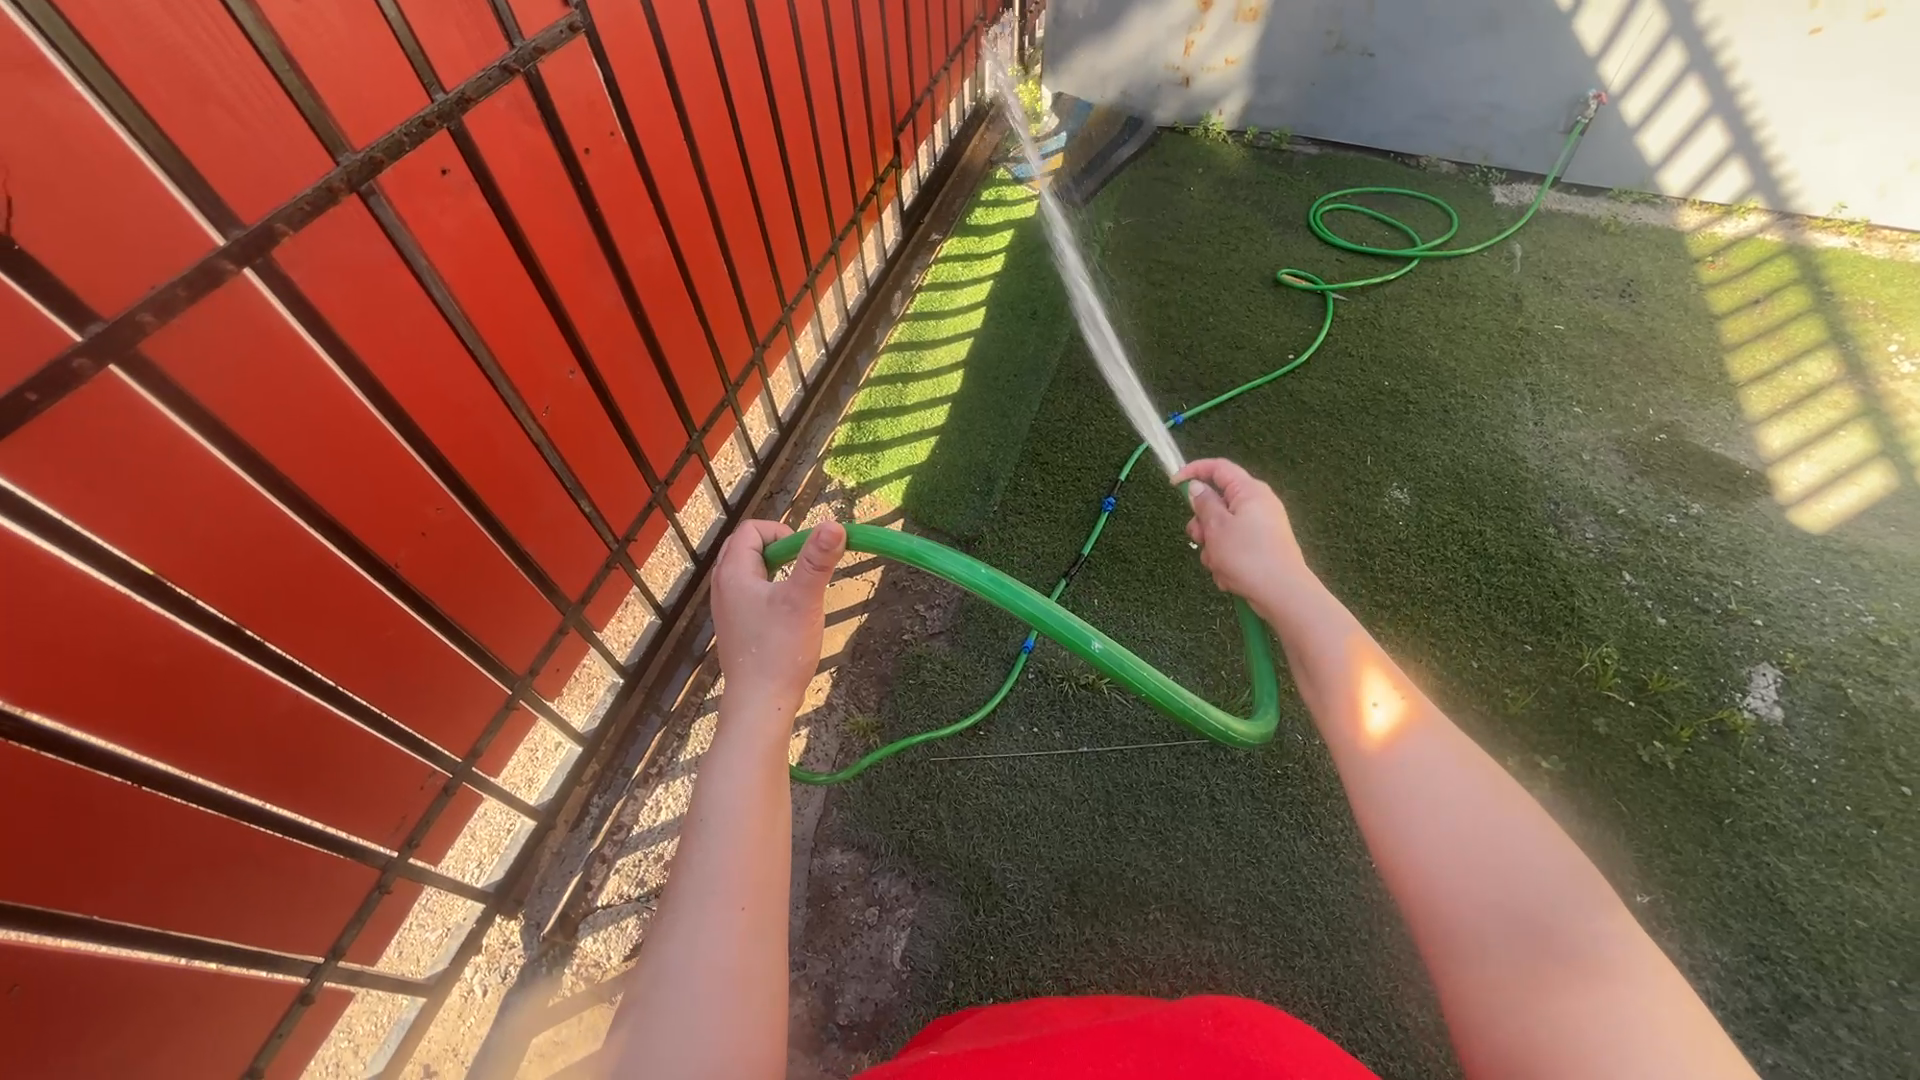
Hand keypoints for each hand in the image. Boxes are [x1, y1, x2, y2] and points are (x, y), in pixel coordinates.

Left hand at [711, 519, 846, 717]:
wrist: (760, 703)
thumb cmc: (780, 650)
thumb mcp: (804, 599)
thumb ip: (817, 560)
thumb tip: (834, 523)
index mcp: (733, 573)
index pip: (752, 529)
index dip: (782, 532)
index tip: (806, 555)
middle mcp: (723, 586)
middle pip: (748, 547)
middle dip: (780, 550)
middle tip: (805, 570)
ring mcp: (728, 608)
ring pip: (750, 571)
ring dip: (777, 571)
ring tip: (800, 592)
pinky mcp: (737, 627)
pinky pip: (751, 593)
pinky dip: (771, 592)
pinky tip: (790, 615)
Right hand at [1172, 459, 1312, 609]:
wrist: (1281, 594)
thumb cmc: (1248, 556)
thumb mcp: (1217, 526)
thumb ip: (1204, 503)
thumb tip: (1197, 487)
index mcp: (1249, 491)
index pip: (1218, 468)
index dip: (1193, 471)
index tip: (1173, 484)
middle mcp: (1257, 505)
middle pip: (1216, 502)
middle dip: (1202, 523)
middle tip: (1200, 538)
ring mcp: (1259, 528)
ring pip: (1220, 529)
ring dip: (1212, 547)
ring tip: (1219, 563)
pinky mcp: (1259, 548)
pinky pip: (1231, 547)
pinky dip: (1224, 560)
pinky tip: (1229, 576)